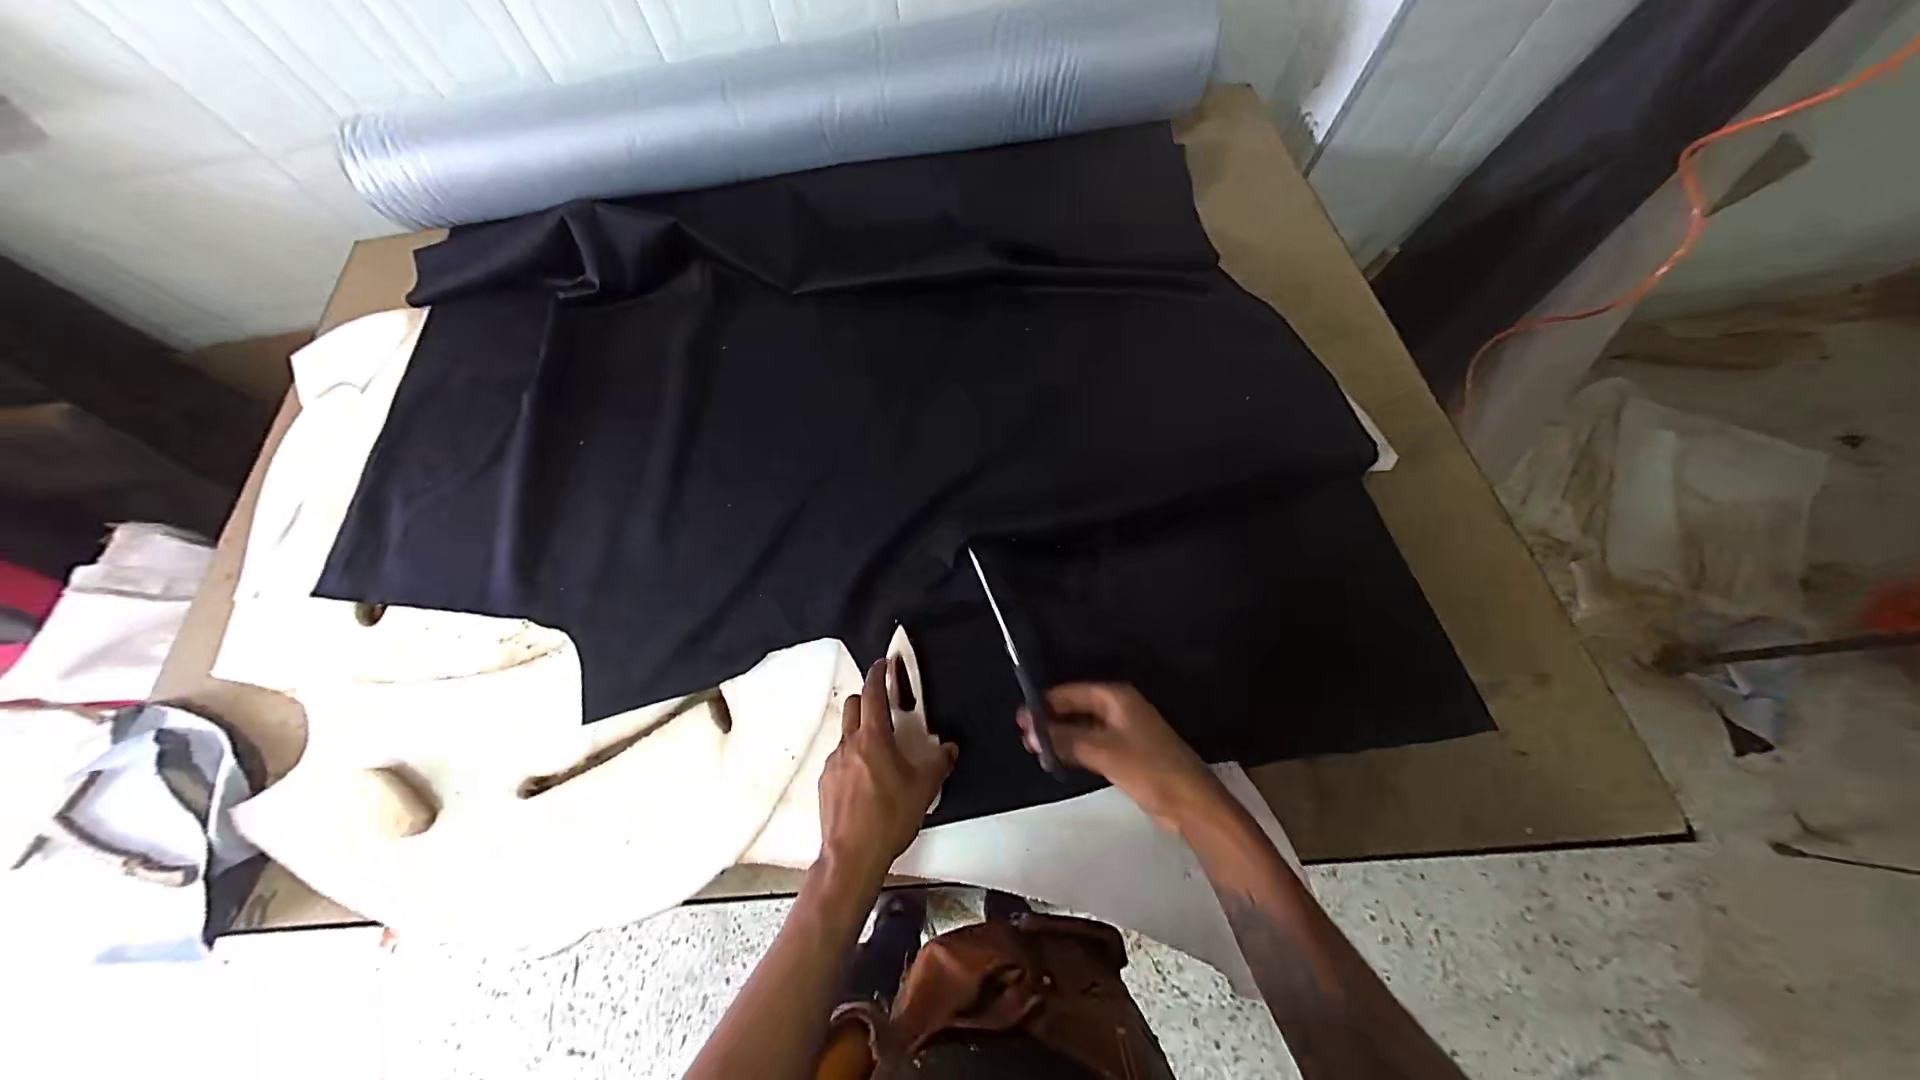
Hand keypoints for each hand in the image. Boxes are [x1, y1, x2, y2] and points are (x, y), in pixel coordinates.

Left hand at [818, 660, 957, 884]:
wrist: (852, 856)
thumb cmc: (885, 821)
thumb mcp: (924, 788)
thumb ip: (939, 763)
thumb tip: (949, 751)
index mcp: (873, 739)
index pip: (872, 693)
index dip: (877, 674)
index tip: (881, 665)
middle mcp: (849, 745)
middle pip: (852, 705)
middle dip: (865, 698)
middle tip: (882, 704)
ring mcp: (833, 764)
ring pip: (845, 734)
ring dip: (860, 732)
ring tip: (879, 751)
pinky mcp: (826, 784)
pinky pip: (838, 760)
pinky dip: (851, 759)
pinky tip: (866, 779)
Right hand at [1017, 682, 1226, 832]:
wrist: (1190, 803)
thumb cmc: (1148, 768)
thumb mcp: (1101, 750)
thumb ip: (1064, 739)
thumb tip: (1032, 734)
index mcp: (1116, 697)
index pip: (1071, 692)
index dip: (1045, 703)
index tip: (1020, 716)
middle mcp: (1119, 709)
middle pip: (1076, 708)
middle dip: (1050, 721)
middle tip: (1023, 736)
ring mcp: (1122, 732)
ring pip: (1082, 728)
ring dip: (1060, 737)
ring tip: (1033, 749)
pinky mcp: (1124, 753)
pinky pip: (1091, 745)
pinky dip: (1073, 750)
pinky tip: (1056, 760)